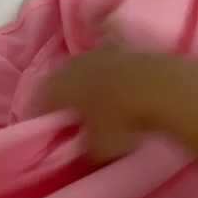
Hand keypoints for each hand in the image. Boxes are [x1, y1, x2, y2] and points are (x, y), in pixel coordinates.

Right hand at [37, 46, 196, 162]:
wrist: (159, 86)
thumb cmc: (119, 120)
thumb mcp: (99, 148)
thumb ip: (86, 151)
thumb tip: (85, 152)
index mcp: (55, 87)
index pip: (38, 103)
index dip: (43, 119)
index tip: (52, 133)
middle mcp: (68, 65)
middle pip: (59, 82)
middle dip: (64, 98)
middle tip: (74, 117)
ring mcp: (94, 52)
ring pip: (82, 68)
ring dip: (87, 82)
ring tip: (99, 101)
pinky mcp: (121, 46)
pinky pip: (107, 60)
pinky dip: (110, 71)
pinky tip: (120, 83)